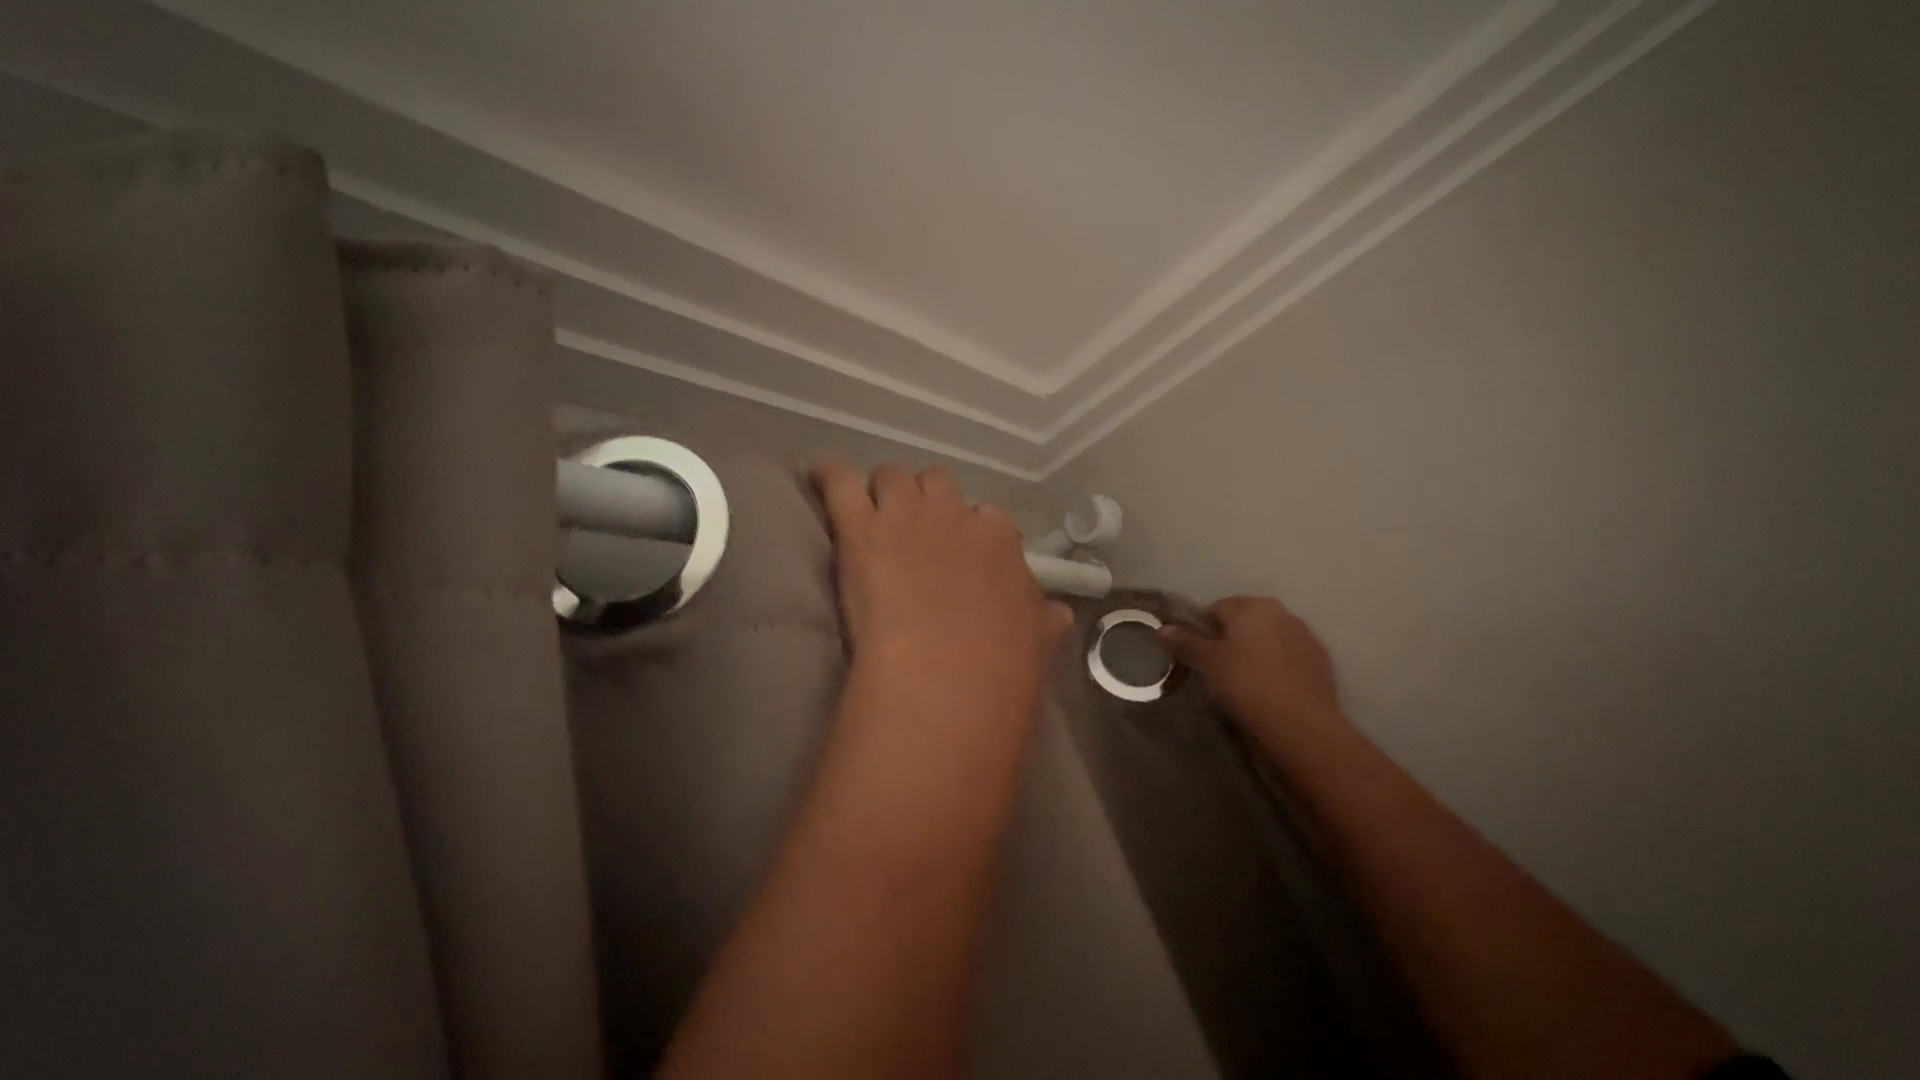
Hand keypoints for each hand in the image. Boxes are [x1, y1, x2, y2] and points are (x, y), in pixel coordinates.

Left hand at [811, 461, 1072, 713]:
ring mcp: (905, 515)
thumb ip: (1043, 619)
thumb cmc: (997, 665)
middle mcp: (955, 515)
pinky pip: (839, 480)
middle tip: (913, 532)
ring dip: (884, 493)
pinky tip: (819, 478)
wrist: (946, 674)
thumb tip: (1057, 612)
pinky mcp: (859, 526)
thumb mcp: (1037, 640)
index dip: (970, 533)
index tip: (960, 554)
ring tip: (871, 514)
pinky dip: (829, 477)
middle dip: (926, 503)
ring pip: (892, 477)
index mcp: (999, 539)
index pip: (988, 518)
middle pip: (938, 486)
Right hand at [1159, 596, 1342, 730]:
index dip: (1201, 632)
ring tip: (1244, 683)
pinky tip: (1270, 690)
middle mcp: (1280, 612)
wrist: (1301, 724)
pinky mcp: (1320, 660)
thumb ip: (1185, 642)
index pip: (1216, 608)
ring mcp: (1305, 635)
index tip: (1197, 658)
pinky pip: (1288, 656)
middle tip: (1218, 671)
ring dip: (1255, 652)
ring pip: (1268, 638)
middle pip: (1244, 621)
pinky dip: (1277, 667)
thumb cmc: (1247, 685)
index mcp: (1251, 606)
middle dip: (1230, 640)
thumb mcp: (1207, 664)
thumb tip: (1162, 628)